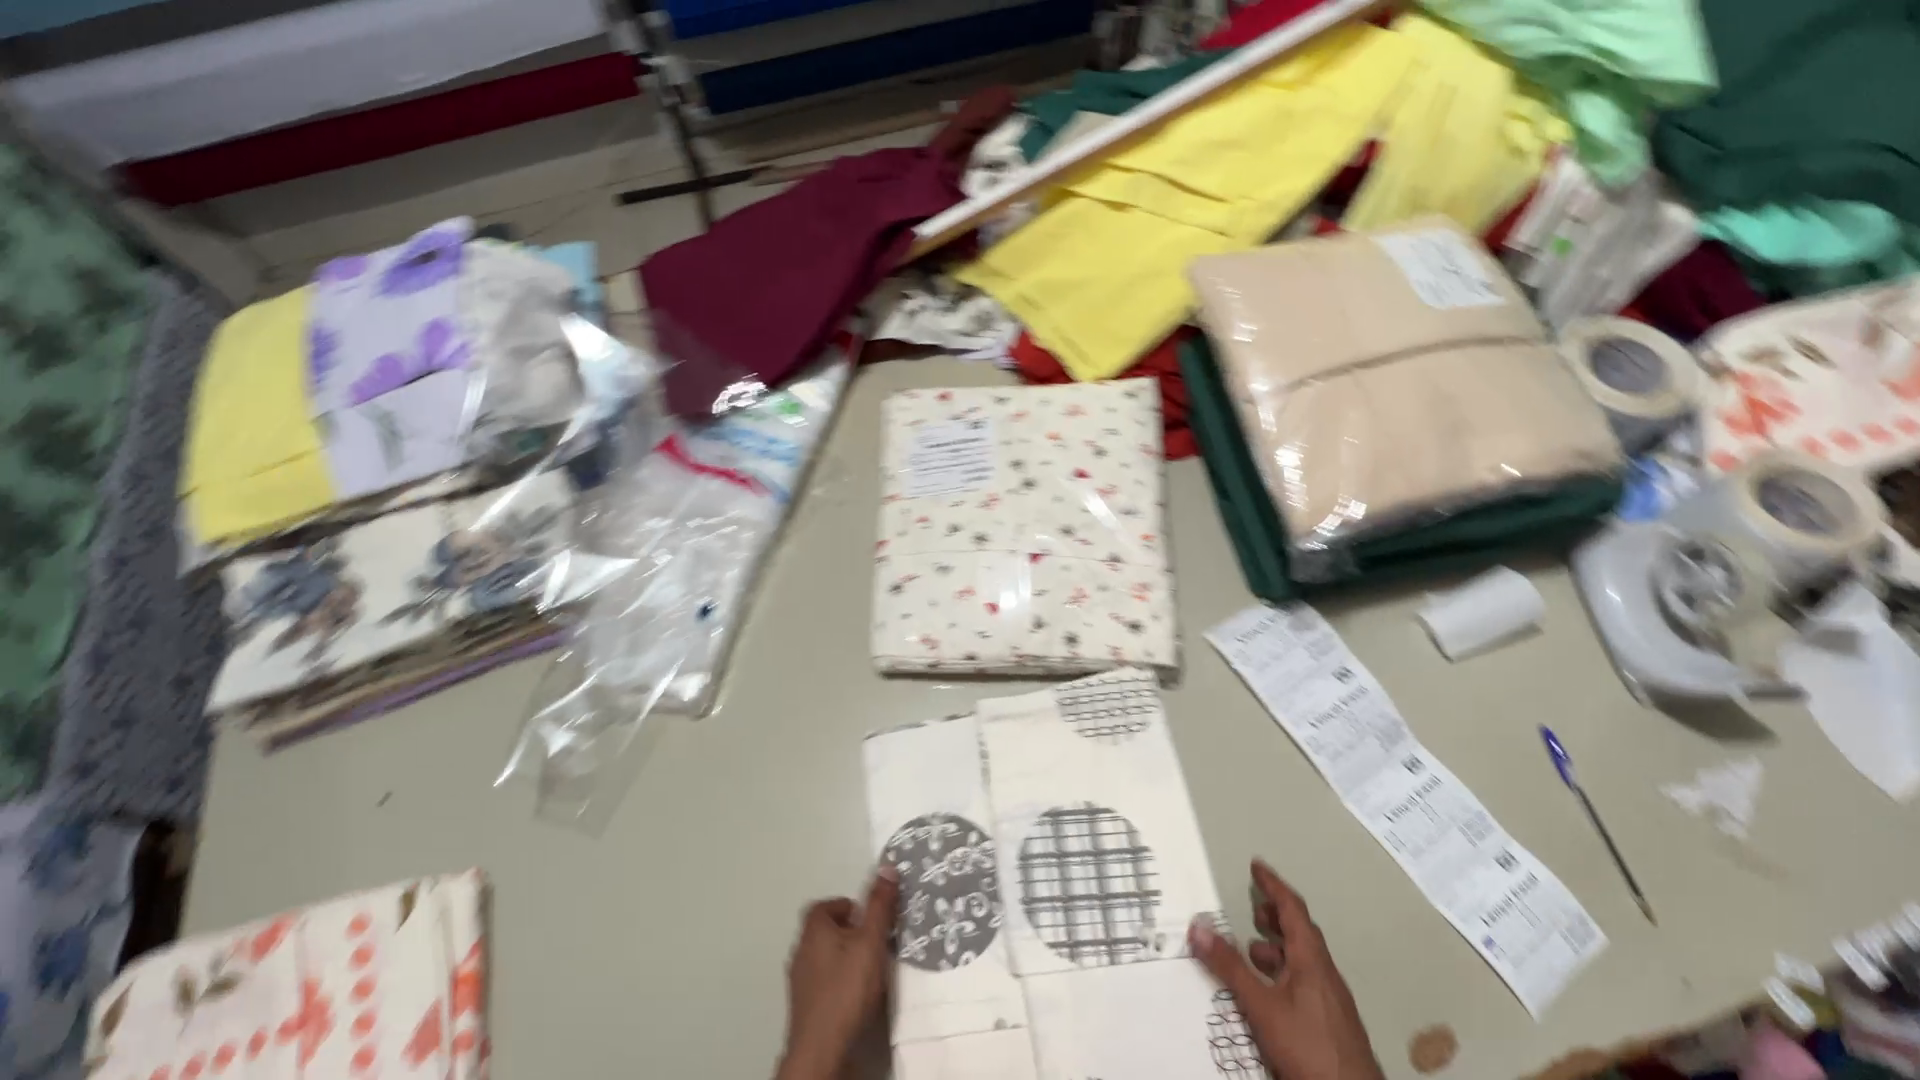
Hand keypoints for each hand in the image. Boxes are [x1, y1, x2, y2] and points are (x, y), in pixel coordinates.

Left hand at [776, 865, 899, 1079]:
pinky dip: (838, 980)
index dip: (845, 906)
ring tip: (869, 967)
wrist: (821, 1048)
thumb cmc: (847, 988)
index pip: (823, 906)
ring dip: (843, 957)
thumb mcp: (871, 941)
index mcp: (813, 931)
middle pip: (823, 930)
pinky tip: (856, 995)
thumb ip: (880, 906)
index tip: (867, 916)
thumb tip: (887, 866)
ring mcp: (799, 981)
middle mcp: (800, 951)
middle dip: (848, 931)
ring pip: (822, 957)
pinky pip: (822, 981)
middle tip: (873, 940)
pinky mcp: (805, 1006)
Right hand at [1188, 860, 1383, 1079]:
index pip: (1293, 910)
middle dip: (1276, 917)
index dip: (1274, 886)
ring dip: (1277, 949)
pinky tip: (1267, 993)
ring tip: (1252, 951)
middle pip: (1301, 934)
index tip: (1256, 866)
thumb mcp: (1261, 1005)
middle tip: (1254, 907)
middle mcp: (1324, 974)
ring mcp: (1329, 1001)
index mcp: (1312, 960)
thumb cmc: (1307, 1046)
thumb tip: (1198, 927)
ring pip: (1302, 962)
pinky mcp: (1328, 1023)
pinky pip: (1303, 983)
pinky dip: (1281, 974)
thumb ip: (1230, 968)